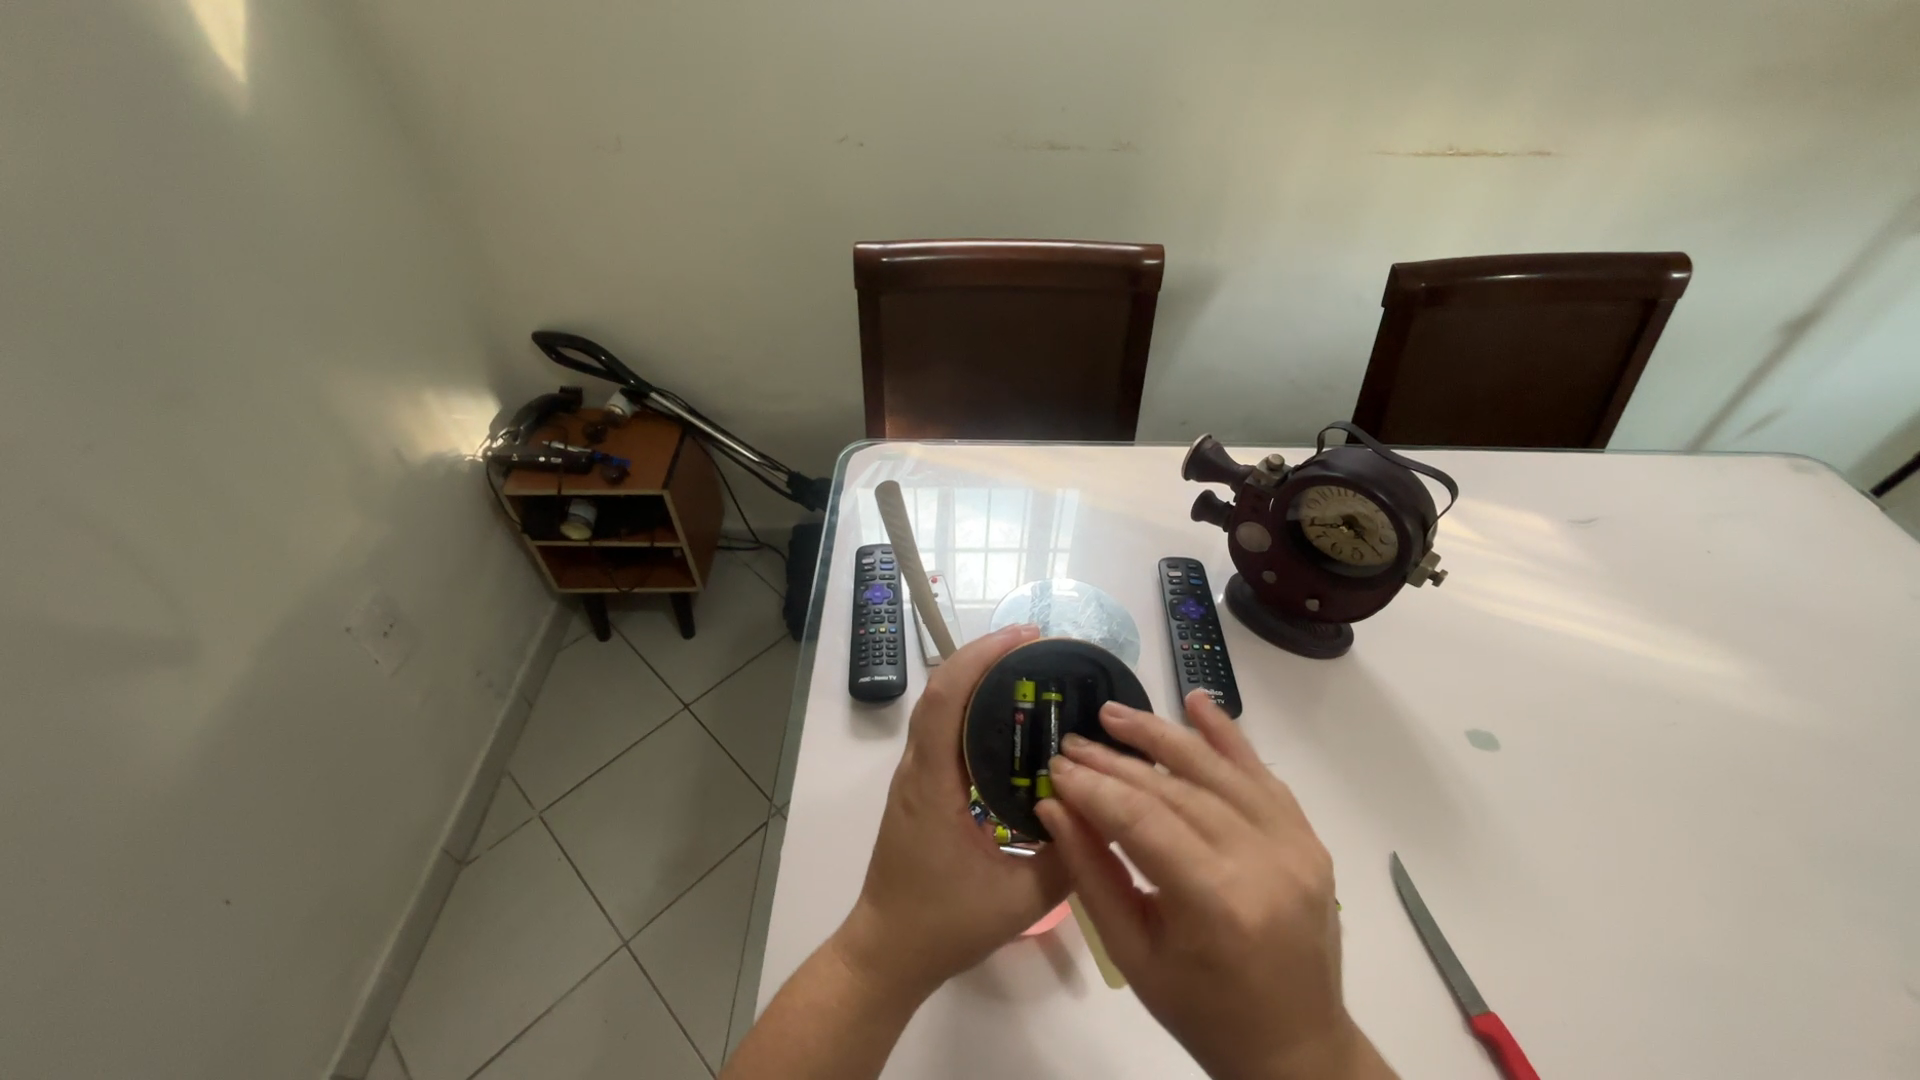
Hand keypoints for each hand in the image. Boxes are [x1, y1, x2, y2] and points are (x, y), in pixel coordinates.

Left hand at [836, 623, 1068, 997]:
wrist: (888, 953)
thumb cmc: (942, 925)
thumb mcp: (1017, 899)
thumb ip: (1067, 858)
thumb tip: (1106, 812)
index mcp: (932, 783)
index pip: (947, 697)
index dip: (981, 657)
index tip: (1025, 637)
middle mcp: (918, 768)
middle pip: (941, 690)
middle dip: (985, 656)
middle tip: (1038, 646)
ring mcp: (916, 777)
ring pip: (940, 708)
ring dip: (977, 678)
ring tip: (1028, 670)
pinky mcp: (923, 790)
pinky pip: (945, 732)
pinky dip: (973, 709)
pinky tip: (1011, 721)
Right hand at [1036, 691, 1392, 1079]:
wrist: (1295, 1046)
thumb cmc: (1201, 1011)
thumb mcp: (1132, 953)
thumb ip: (1091, 873)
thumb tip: (1053, 807)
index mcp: (1217, 904)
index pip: (1142, 820)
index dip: (1093, 787)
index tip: (1054, 766)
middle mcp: (1263, 863)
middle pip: (1175, 790)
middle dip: (1116, 762)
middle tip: (1071, 742)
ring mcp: (1294, 846)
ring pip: (1217, 770)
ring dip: (1161, 736)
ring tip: (1113, 714)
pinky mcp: (1307, 838)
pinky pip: (1263, 775)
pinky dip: (1229, 736)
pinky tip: (1196, 702)